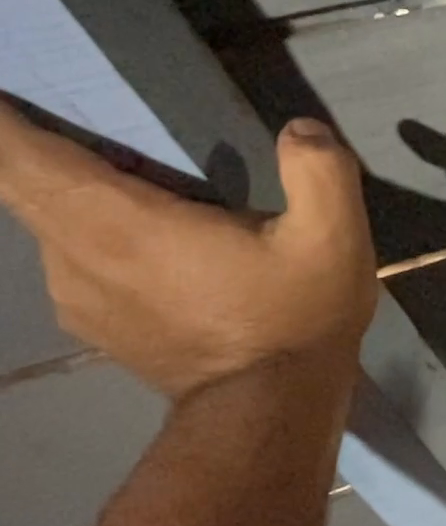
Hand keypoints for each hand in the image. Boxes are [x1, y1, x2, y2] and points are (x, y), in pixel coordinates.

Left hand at [0, 106, 377, 398]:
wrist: (270, 404)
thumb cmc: (297, 313)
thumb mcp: (334, 237)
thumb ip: (319, 172)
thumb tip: (301, 129)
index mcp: (121, 221)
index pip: (18, 154)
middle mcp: (75, 252)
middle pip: (22, 183)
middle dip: (27, 146)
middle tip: (59, 122)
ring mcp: (75, 293)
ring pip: (51, 222)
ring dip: (74, 195)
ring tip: (130, 186)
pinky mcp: (94, 321)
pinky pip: (74, 259)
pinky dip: (94, 236)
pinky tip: (153, 249)